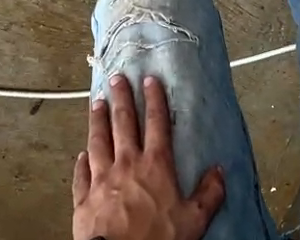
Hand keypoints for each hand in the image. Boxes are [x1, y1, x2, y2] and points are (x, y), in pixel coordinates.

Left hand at [73, 73, 224, 239]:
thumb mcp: (193, 221)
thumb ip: (208, 194)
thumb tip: (219, 171)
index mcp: (155, 165)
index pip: (156, 123)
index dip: (154, 99)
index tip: (149, 79)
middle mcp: (127, 164)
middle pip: (123, 124)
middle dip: (121, 99)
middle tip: (117, 79)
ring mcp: (102, 180)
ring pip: (98, 142)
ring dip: (97, 121)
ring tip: (96, 103)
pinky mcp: (83, 200)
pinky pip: (81, 176)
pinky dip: (81, 163)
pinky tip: (80, 154)